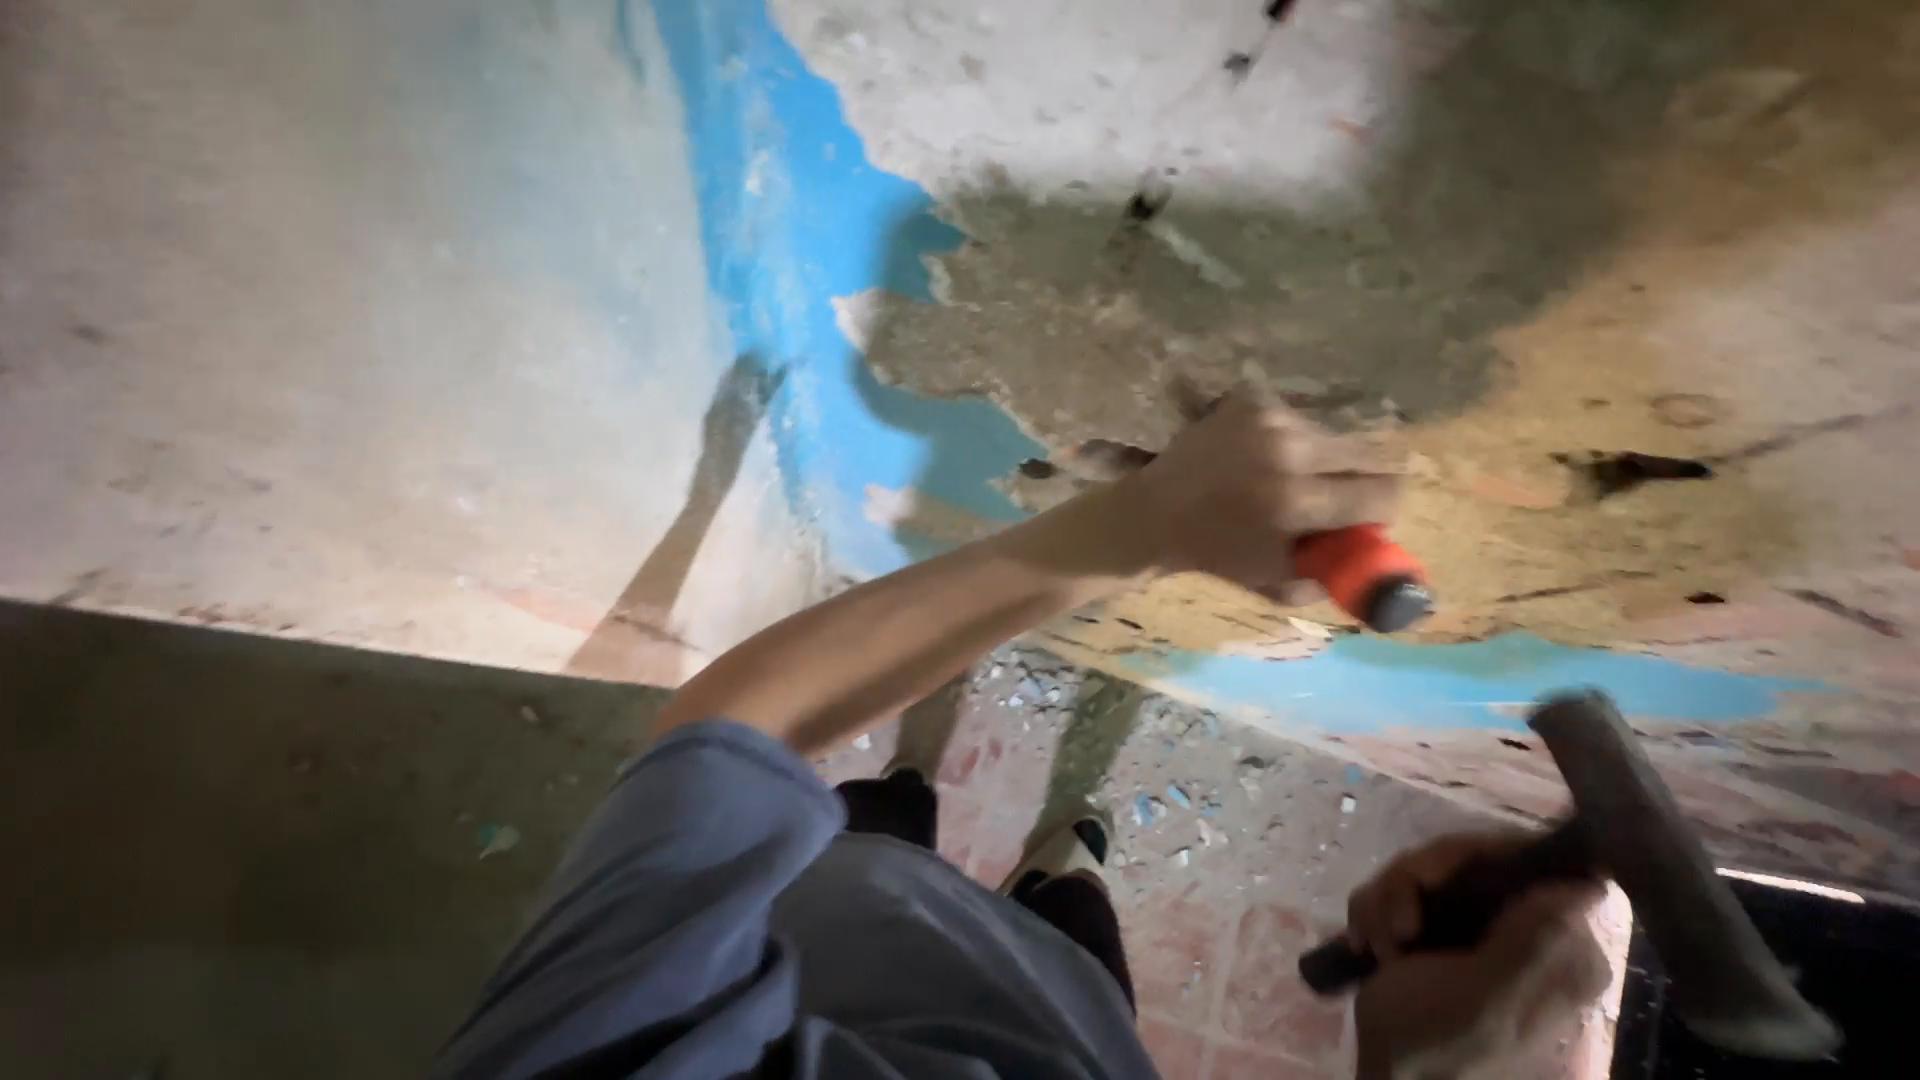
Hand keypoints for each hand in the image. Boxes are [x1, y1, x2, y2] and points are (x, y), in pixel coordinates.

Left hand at [1116, 386, 1401, 601]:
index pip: (1384, 492)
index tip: (1369, 519)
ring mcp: (1269, 418)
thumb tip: (1378, 559)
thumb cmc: (1215, 553)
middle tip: (1335, 499)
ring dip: (1322, 460)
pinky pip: (1297, 419)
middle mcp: (1289, 451)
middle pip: (1369, 455)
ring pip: (1332, 436)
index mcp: (1297, 501)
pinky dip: (1289, 439)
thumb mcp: (1277, 581)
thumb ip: (1333, 574)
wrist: (1153, 512)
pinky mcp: (1251, 399)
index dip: (1383, 510)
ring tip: (1283, 479)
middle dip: (1361, 482)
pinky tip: (1259, 457)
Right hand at [1346, 832, 1610, 1079]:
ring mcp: (1484, 931)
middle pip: (1464, 858)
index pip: (1521, 859)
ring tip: (1378, 946)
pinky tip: (1370, 947)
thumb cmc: (1434, 1041)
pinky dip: (1377, 914)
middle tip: (1394, 928)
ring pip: (1425, 873)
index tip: (1424, 884)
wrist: (1391, 1077)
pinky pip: (1403, 892)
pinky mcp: (1445, 933)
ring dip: (1387, 903)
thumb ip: (1530, 944)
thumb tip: (1588, 884)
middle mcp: (1531, 933)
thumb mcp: (1480, 998)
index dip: (1464, 857)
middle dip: (1410, 885)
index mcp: (1561, 949)